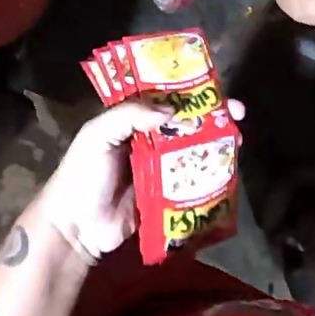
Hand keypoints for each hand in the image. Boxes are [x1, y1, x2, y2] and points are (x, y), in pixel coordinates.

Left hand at [30, 98, 244, 264]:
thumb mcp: (97, 134)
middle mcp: (149, 138)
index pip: (165, 97)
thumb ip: (129, 115)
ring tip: (238, 137)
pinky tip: (229, 166)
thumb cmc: (82, 174)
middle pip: (186, 121)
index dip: (190, 90)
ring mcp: (161, 166)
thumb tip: (172, 110)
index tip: (215, 87)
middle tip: (238, 112)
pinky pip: (193, 178)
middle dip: (214, 114)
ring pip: (194, 147)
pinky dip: (211, 171)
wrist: (76, 228)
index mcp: (131, 119)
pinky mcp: (169, 193)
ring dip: (217, 140)